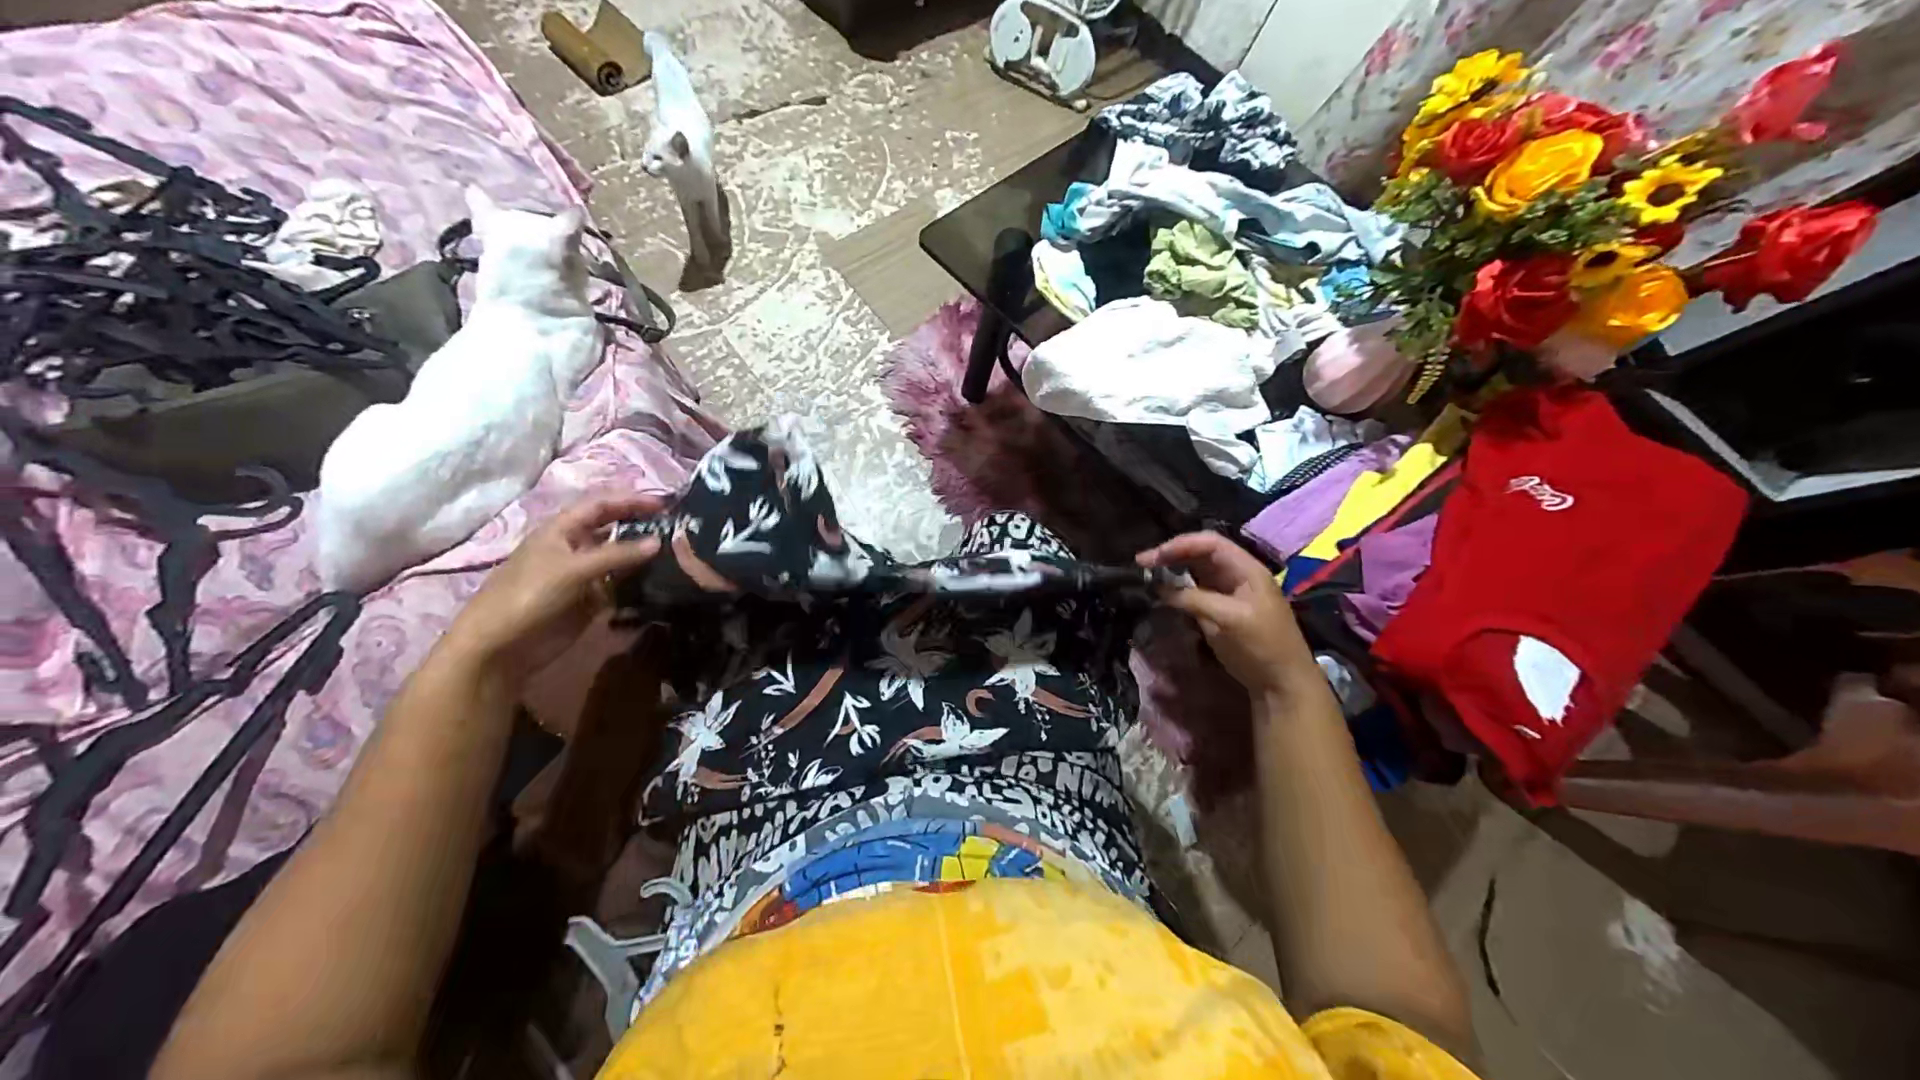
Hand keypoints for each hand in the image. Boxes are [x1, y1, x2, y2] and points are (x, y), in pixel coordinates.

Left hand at [439, 494, 667, 684]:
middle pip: (613, 529)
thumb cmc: (529, 595)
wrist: (502, 646)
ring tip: (678, 555)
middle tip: (677, 528)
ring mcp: (584, 575)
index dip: (631, 500)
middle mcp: (575, 547)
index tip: (666, 504)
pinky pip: (621, 586)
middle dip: (642, 526)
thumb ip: (617, 554)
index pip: (601, 505)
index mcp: (562, 530)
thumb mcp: (573, 569)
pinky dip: (640, 583)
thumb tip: (658, 541)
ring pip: (620, 559)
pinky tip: (663, 582)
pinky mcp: (591, 601)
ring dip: (644, 556)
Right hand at [1137, 532, 1317, 700]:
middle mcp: (1237, 576)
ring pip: (1196, 572)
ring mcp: (1229, 594)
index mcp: (1247, 570)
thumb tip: (1159, 588)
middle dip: (1171, 555)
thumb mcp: (1228, 620)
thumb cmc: (1262, 647)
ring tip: (1147, 575)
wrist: (1283, 684)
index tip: (1152, 558)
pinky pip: (1195, 592)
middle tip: (1141, 564)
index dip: (1179, 545)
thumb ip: (1193, 599)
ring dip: (1172, 571)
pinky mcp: (1221, 612)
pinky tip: (1162, 593)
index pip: (1209, 543)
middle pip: (1201, 554)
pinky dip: (1177, 589)